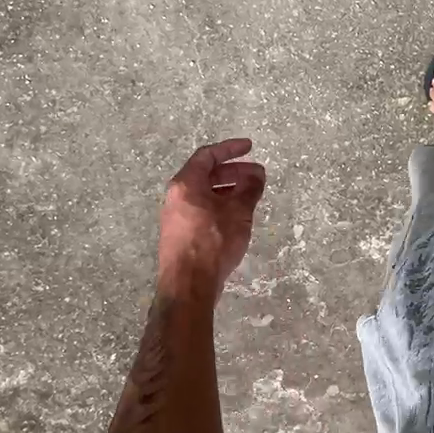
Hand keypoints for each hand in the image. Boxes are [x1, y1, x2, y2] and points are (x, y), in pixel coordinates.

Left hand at [156, 138, 266, 303]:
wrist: (188, 284)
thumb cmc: (213, 241)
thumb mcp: (239, 211)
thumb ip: (249, 188)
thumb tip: (257, 174)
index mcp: (186, 185)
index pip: (207, 156)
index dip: (230, 149)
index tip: (249, 147)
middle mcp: (176, 197)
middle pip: (206, 174)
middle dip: (234, 171)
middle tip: (257, 175)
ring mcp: (176, 216)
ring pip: (204, 193)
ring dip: (228, 189)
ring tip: (251, 195)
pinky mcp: (180, 234)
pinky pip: (202, 208)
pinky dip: (221, 203)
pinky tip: (237, 215)